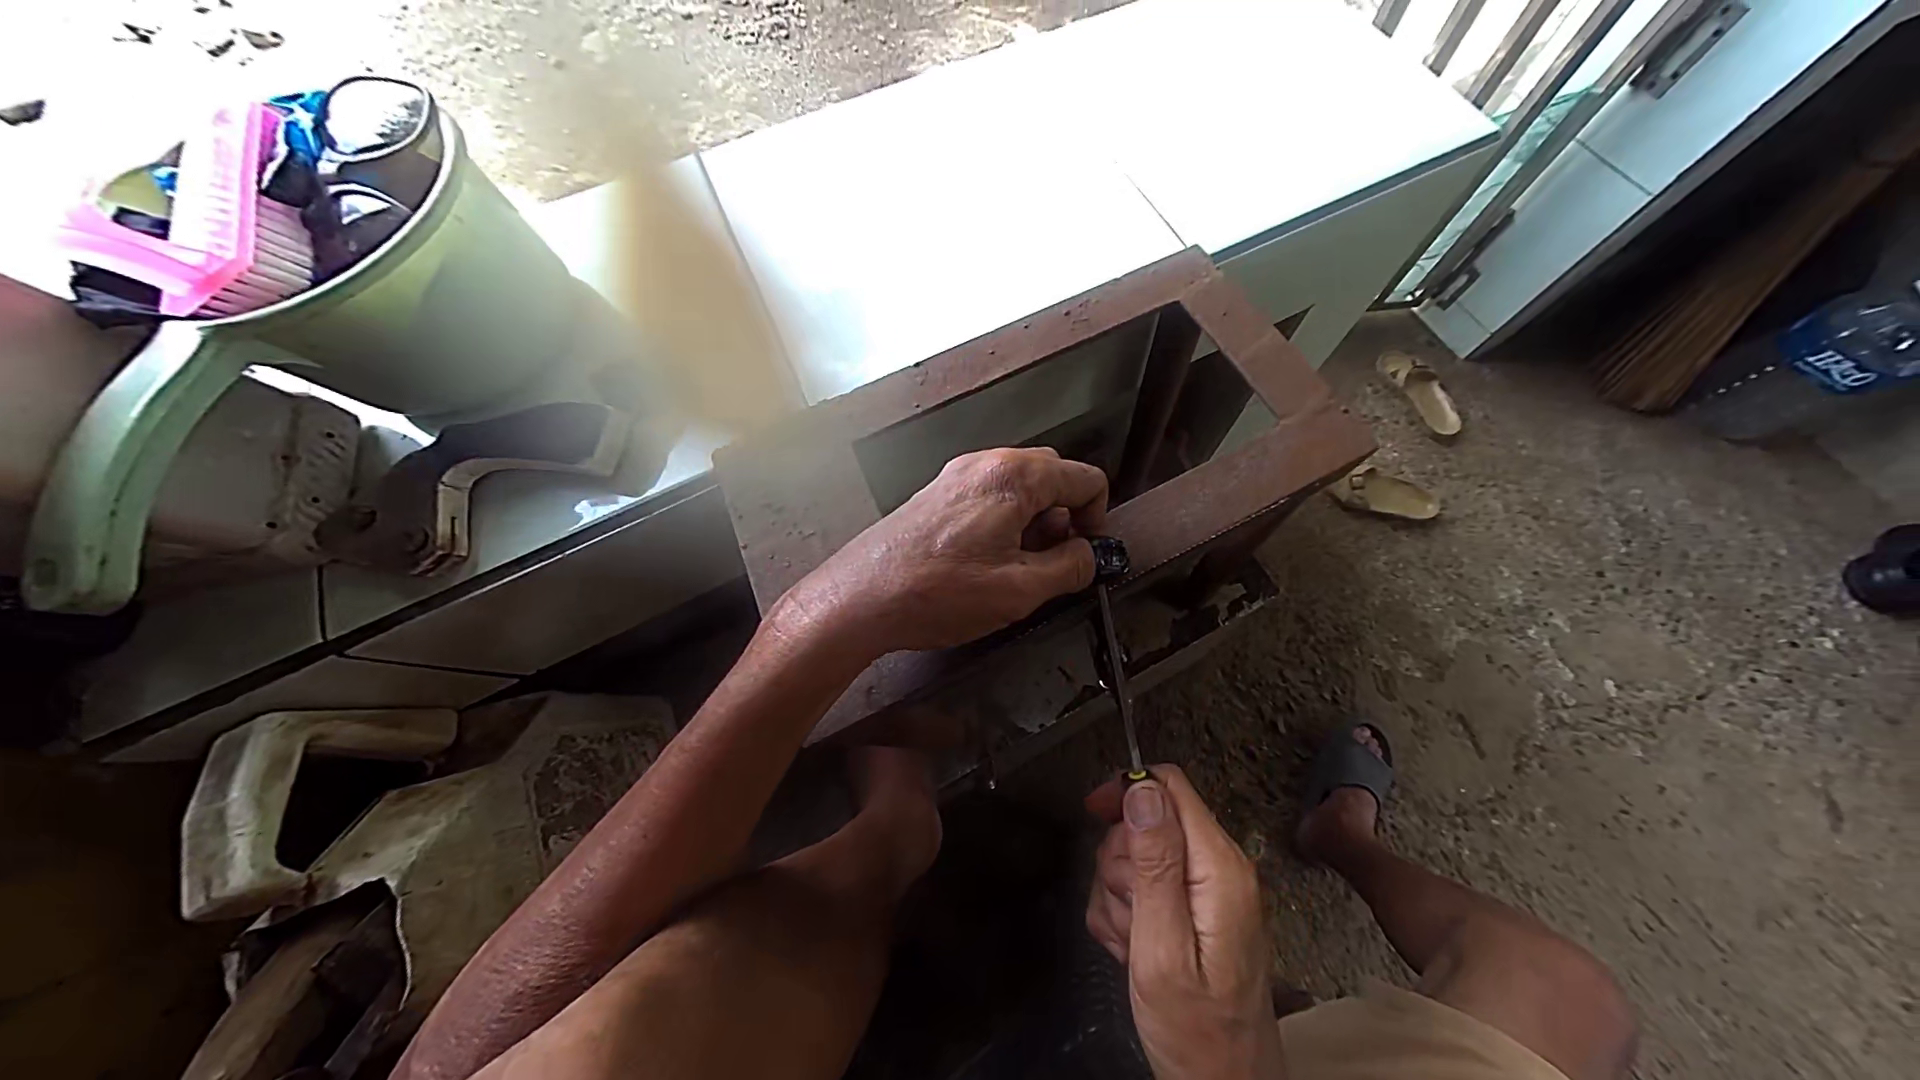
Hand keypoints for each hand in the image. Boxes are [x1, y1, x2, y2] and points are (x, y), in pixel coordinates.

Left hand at [787, 447, 1107, 654]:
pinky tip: (987, 563)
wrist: (859, 598)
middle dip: (1064, 517)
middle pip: (1052, 476)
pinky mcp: (937, 496)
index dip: (1098, 517)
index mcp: (1012, 477)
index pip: (1085, 478)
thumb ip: (1070, 568)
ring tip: (1018, 568)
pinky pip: (988, 498)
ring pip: (1018, 488)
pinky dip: (1004, 523)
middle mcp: (983, 465)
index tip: (1087, 551)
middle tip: (1053, 561)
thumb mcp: (1021, 591)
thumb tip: (1089, 555)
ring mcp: (956, 477)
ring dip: (1033, 522)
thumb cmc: (934, 592)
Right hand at [1086, 767, 1283, 1079]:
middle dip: (1120, 860)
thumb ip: (1155, 864)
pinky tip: (1133, 947)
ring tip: (1133, 941)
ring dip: (1119, 893)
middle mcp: (1217, 867)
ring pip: (1135, 854)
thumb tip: (1143, 790)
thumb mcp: (1163, 949)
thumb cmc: (1197, 1032)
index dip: (1126, 790)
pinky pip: (1139, 885)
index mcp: (1218, 867)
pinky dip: (1124, 912)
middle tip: (1127, 913)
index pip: (1169, 786)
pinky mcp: (1190, 907)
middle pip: (1145, 820)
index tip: (1093, 813)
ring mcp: (1205, 889)